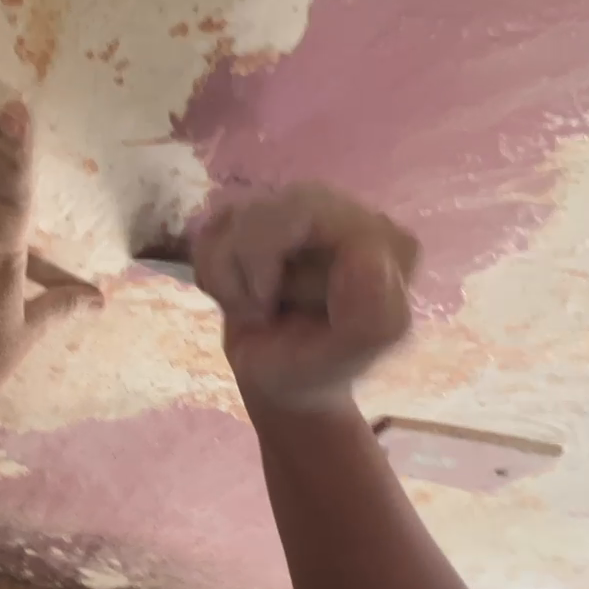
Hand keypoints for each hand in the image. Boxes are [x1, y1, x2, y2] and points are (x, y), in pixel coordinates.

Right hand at [192, 183, 418, 412]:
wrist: (275, 380)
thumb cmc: (312, 369)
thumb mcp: (345, 358)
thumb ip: (369, 316)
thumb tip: (366, 257)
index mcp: (379, 240)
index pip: (306, 210)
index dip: (267, 256)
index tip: (268, 307)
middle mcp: (342, 215)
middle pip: (264, 208)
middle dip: (244, 267)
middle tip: (256, 310)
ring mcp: (296, 215)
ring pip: (231, 219)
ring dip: (225, 277)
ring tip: (249, 310)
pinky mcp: (257, 222)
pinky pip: (211, 230)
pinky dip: (210, 273)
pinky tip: (235, 296)